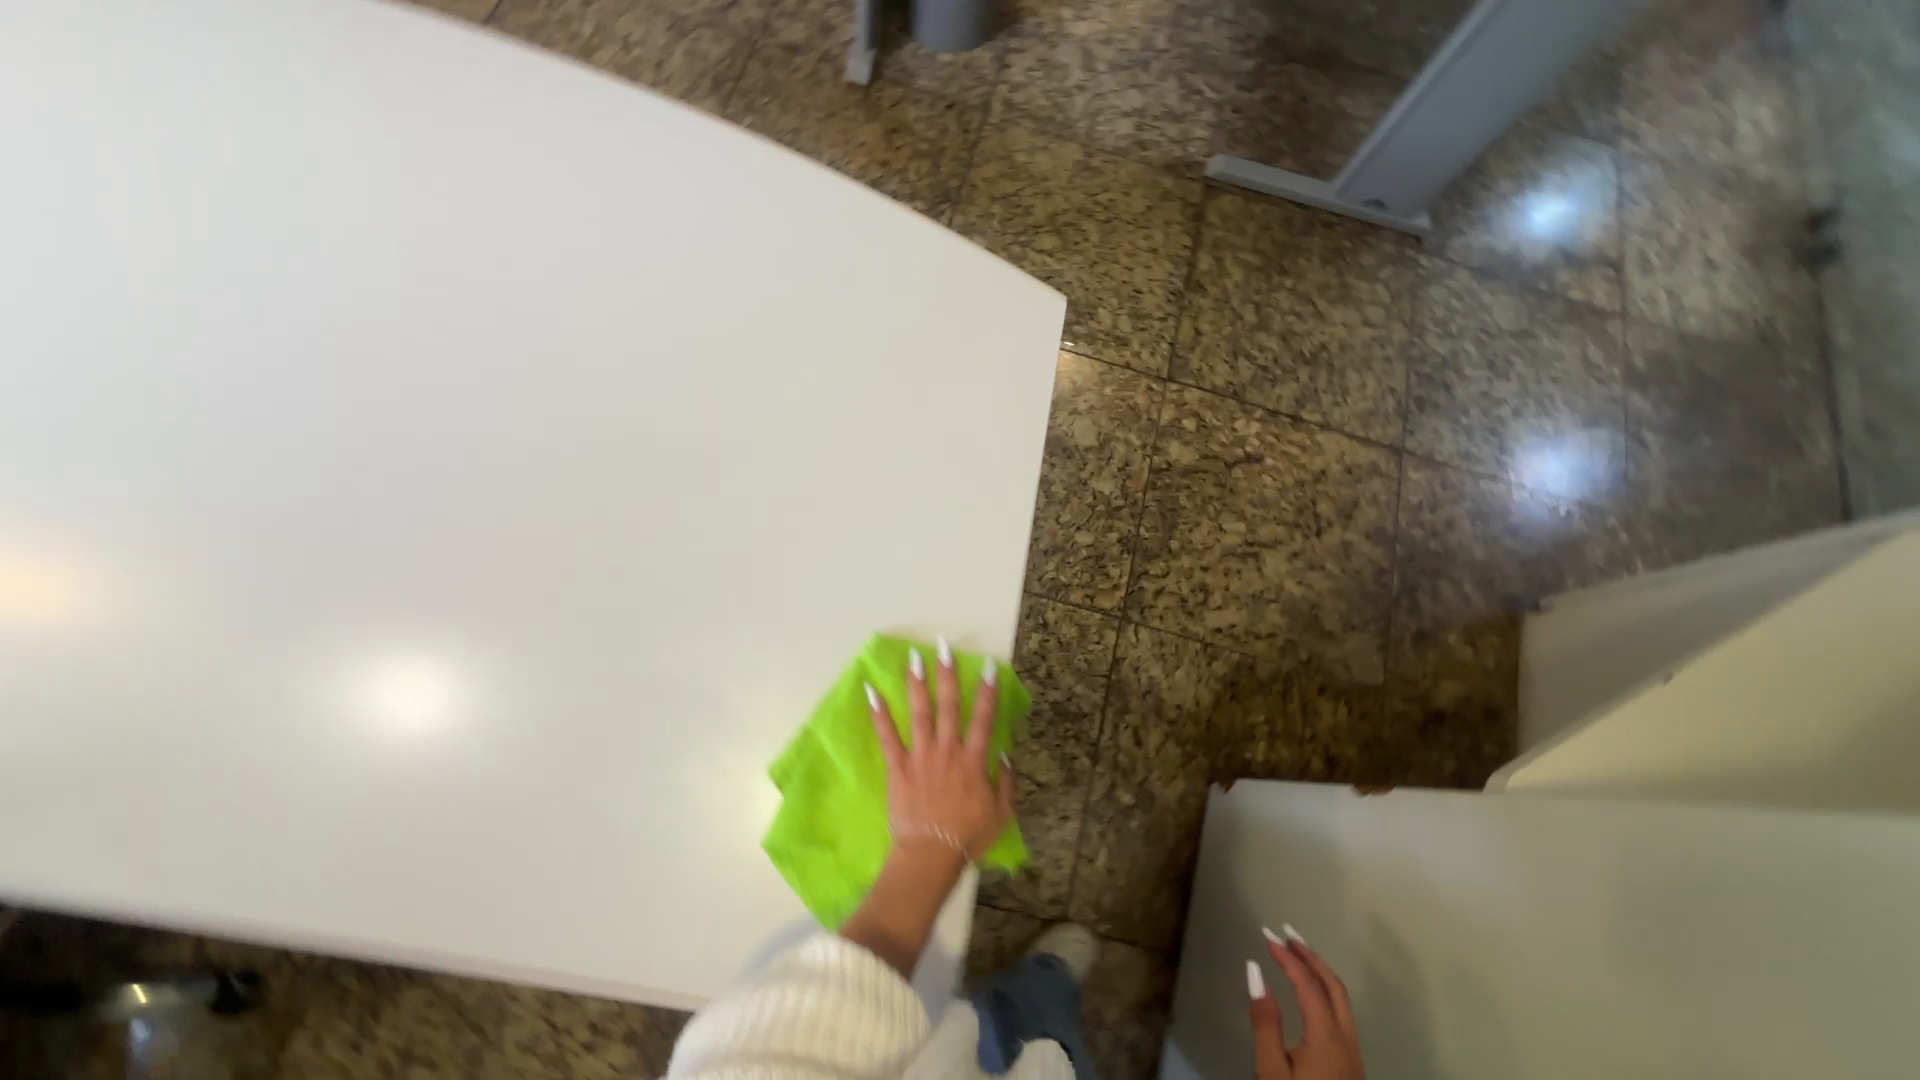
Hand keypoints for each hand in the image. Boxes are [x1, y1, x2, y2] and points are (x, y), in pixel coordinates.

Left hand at [866, 639, 1012, 861]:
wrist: (932, 855)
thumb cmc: (969, 836)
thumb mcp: (1001, 812)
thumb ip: (1004, 781)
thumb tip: (1004, 754)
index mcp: (974, 760)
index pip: (984, 718)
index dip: (987, 691)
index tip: (987, 666)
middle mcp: (948, 750)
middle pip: (949, 706)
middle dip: (947, 674)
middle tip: (943, 646)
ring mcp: (921, 756)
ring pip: (920, 713)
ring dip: (917, 684)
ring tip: (913, 657)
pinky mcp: (898, 767)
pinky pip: (888, 737)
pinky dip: (879, 714)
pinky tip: (872, 691)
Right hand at [1248, 927, 1363, 1079]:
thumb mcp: (1271, 1070)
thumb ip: (1264, 1020)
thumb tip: (1255, 972)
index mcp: (1327, 1036)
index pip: (1308, 984)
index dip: (1287, 958)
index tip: (1266, 936)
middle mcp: (1347, 1039)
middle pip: (1333, 985)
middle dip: (1310, 955)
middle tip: (1286, 933)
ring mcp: (1354, 1053)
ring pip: (1343, 999)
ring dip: (1320, 971)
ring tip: (1297, 953)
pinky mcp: (1353, 1064)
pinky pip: (1343, 1012)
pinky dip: (1326, 989)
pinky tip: (1311, 992)